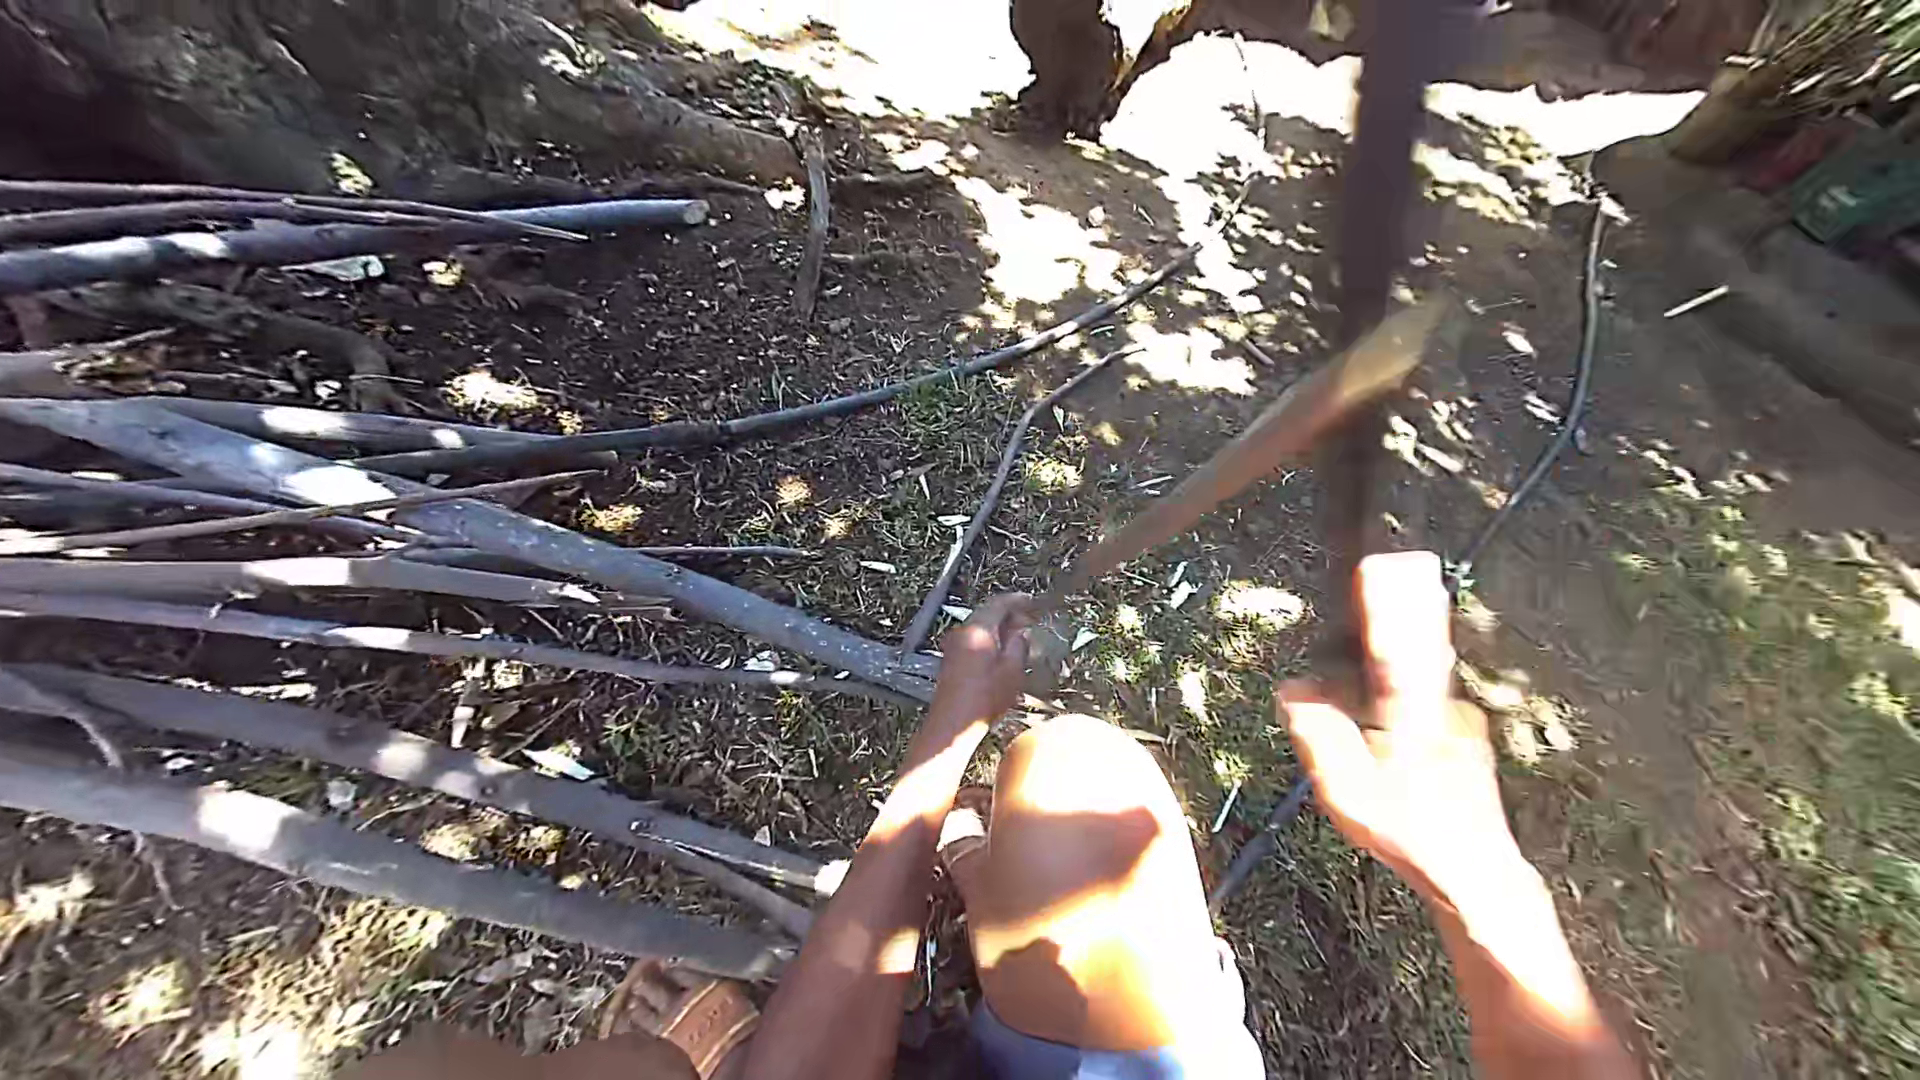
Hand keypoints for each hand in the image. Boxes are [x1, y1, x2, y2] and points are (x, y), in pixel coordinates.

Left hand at [931, 594, 1033, 725]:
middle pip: (987, 614)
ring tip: (1019, 638)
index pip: (998, 604)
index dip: (1017, 600)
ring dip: (999, 629)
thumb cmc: (985, 696)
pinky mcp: (951, 659)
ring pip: (980, 627)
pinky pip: (973, 640)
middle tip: (1029, 621)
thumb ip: (1018, 644)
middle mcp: (962, 631)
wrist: (952, 723)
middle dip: (1009, 615)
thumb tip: (1020, 631)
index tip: (1031, 601)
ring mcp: (953, 645)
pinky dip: (989, 640)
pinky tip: (1001, 653)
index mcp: (977, 629)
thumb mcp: (1012, 670)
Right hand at [1279, 551, 1520, 911]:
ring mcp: (1460, 717)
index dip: (1385, 607)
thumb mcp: (1343, 792)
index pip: (1394, 651)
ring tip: (1375, 641)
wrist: (1476, 874)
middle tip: (1394, 563)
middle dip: (1403, 601)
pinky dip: (1401, 682)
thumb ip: (1316, 735)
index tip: (1379, 568)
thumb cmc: (1408, 833)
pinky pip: (1423, 691)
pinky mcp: (1464, 727)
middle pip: (1415, 641)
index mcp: (1412, 721)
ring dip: (1395, 647)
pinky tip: (1385, 708)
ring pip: (1416, 671)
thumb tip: (1293, 688)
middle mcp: (1445, 709)